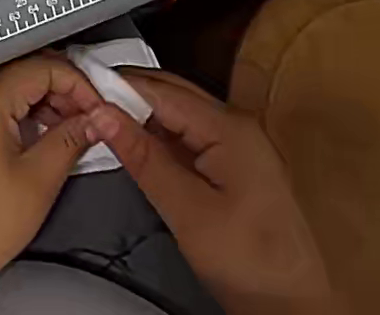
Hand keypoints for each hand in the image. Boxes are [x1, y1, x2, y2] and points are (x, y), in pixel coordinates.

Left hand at [0, 54, 104, 313]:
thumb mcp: (37, 181)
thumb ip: (72, 141)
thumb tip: (93, 122)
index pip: (46, 66)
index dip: (81, 86)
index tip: (100, 109)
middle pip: (30, 68)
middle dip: (67, 92)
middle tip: (93, 120)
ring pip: (15, 84)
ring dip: (48, 103)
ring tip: (73, 136)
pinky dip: (27, 114)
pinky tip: (45, 140)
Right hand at [89, 68, 339, 314]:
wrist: (296, 310)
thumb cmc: (253, 266)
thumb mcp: (187, 211)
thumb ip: (143, 157)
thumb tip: (104, 115)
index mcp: (230, 128)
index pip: (160, 90)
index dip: (118, 87)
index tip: (83, 88)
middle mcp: (235, 124)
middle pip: (169, 91)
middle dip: (126, 93)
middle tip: (87, 100)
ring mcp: (236, 140)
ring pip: (175, 109)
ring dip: (139, 111)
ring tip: (103, 116)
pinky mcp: (232, 159)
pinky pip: (185, 130)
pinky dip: (156, 130)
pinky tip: (134, 139)